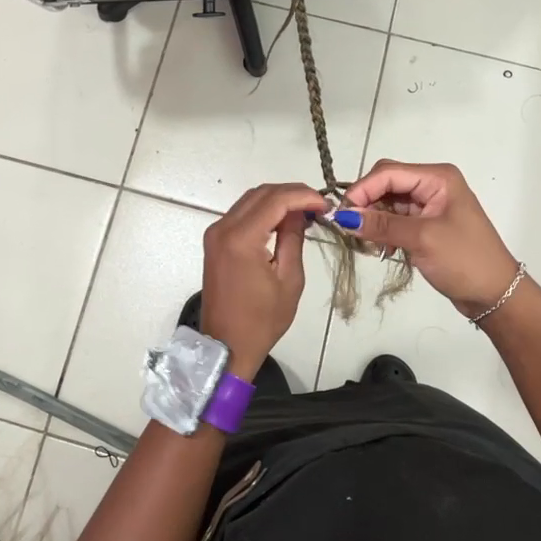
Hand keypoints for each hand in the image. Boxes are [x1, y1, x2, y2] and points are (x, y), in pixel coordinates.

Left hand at [201, 184, 327, 379]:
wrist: (226, 346)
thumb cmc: (262, 320)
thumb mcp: (289, 280)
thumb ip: (294, 238)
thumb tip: (301, 212)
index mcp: (241, 239)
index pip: (275, 200)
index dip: (303, 196)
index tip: (326, 204)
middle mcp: (222, 228)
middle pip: (261, 193)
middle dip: (292, 193)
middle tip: (318, 205)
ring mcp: (215, 233)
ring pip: (250, 200)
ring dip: (278, 200)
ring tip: (305, 212)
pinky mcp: (214, 241)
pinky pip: (241, 213)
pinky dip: (264, 211)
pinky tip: (284, 220)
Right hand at [344, 161, 520, 319]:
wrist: (496, 295)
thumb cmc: (465, 260)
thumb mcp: (422, 239)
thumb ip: (382, 225)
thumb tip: (342, 217)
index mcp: (437, 178)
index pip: (388, 173)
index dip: (362, 190)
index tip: (341, 214)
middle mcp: (432, 184)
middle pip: (386, 183)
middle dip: (366, 203)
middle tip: (349, 228)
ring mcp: (429, 204)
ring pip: (388, 202)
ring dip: (373, 219)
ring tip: (365, 243)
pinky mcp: (426, 224)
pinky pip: (395, 218)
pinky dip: (383, 230)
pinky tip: (379, 249)